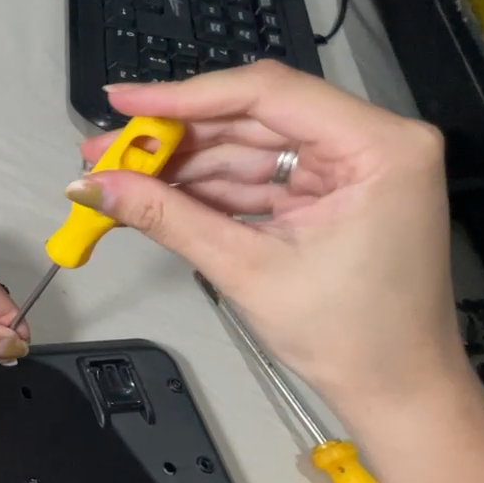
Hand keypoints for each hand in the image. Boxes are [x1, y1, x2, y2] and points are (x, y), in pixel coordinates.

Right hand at [72, 62, 463, 422]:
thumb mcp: (243, 267)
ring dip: (179, 164)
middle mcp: (367, 142)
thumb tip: (90, 187)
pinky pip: (254, 176)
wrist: (394, 387)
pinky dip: (203, 187)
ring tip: (116, 176)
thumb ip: (164, 217)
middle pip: (251, 118)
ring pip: (245, 147)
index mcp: (376, 146)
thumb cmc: (344, 332)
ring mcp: (346, 168)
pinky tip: (154, 194)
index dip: (183, 97)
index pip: (265, 95)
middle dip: (172, 136)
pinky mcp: (326, 193)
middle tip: (104, 149)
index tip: (121, 102)